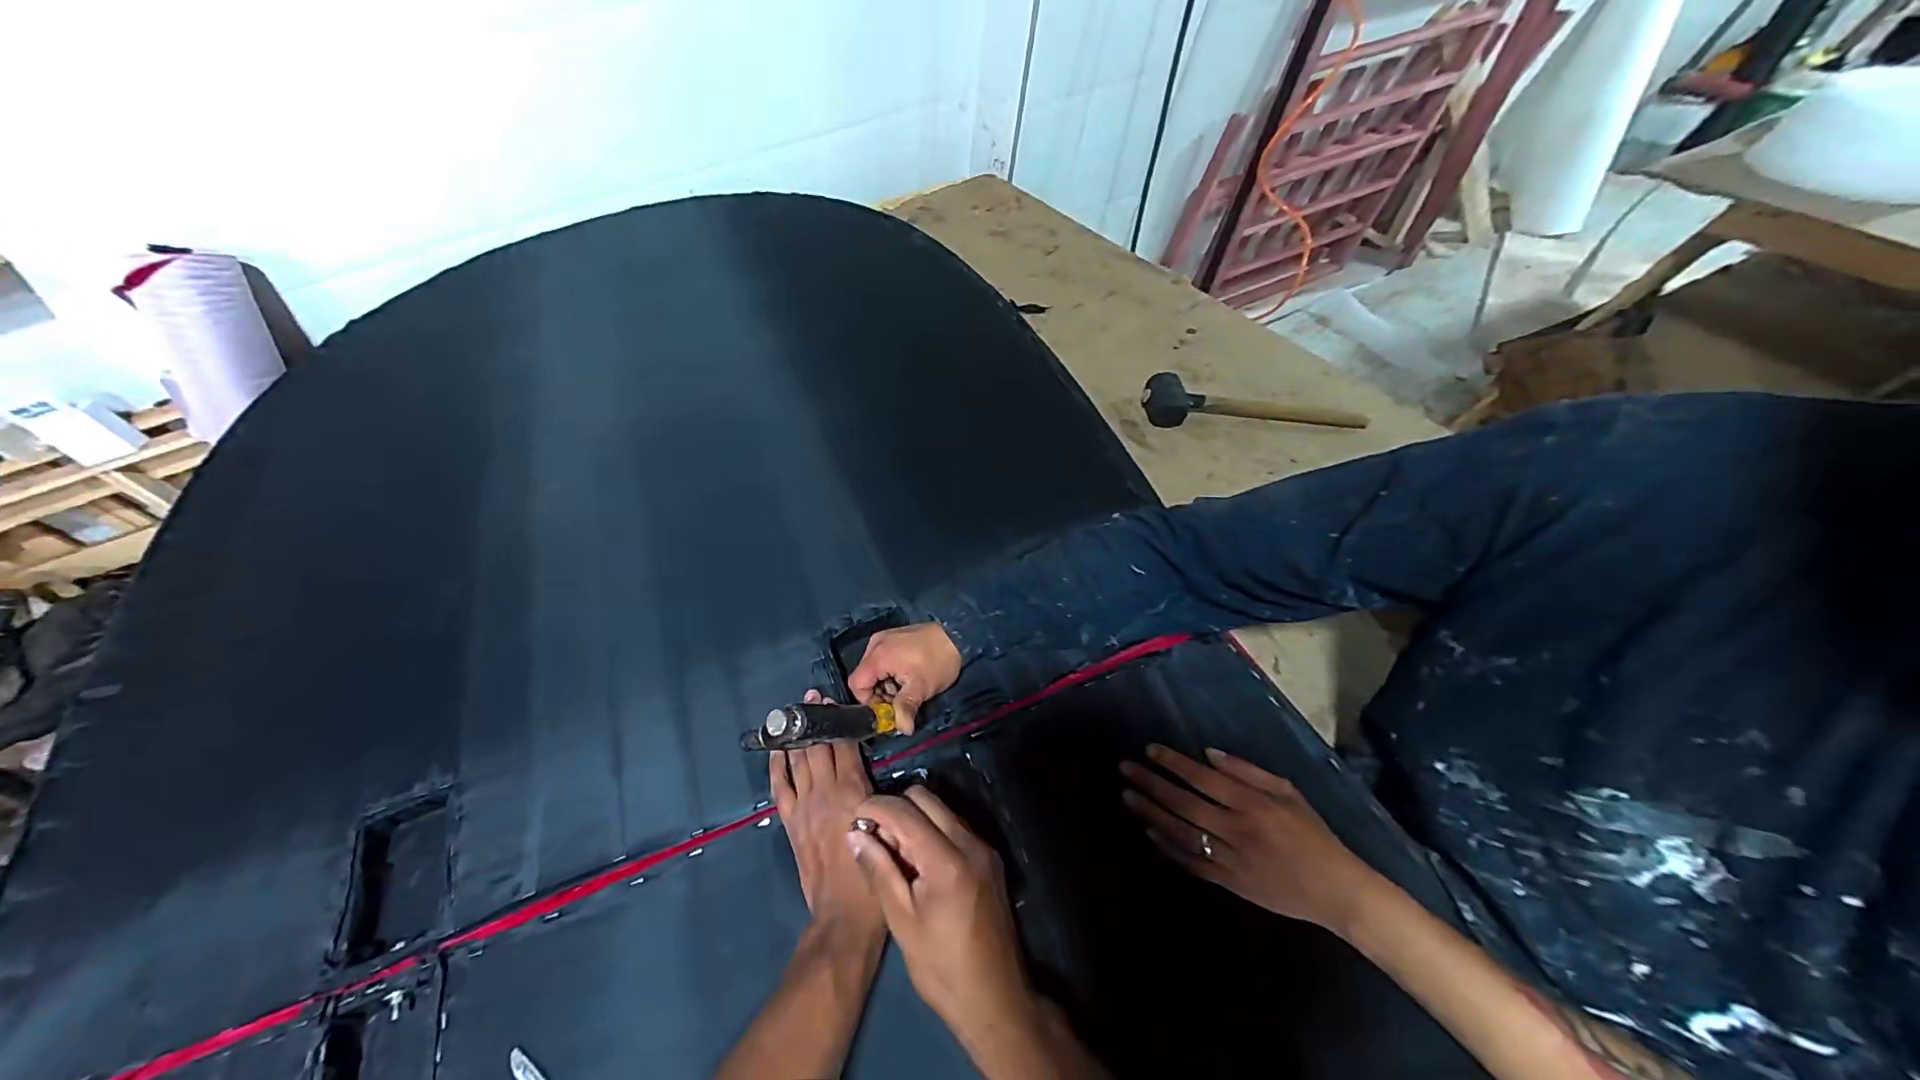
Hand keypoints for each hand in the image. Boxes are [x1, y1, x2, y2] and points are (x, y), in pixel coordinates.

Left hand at [769, 691, 882, 937]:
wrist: (844, 914)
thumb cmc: (875, 873)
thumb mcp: (886, 827)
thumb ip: (877, 798)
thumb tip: (870, 777)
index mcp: (853, 791)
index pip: (844, 747)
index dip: (840, 722)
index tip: (836, 702)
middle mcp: (825, 793)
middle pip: (819, 747)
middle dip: (815, 720)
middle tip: (813, 697)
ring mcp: (804, 807)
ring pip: (799, 761)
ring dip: (796, 735)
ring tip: (795, 711)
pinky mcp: (791, 822)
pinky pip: (780, 788)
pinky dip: (777, 766)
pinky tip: (776, 750)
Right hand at [844, 787, 1038, 1046]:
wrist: (995, 998)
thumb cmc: (941, 967)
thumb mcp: (901, 921)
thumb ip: (879, 870)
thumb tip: (855, 833)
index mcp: (947, 859)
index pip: (905, 811)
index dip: (875, 807)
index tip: (853, 817)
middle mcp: (970, 842)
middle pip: (925, 798)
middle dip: (894, 808)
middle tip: (873, 836)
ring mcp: (984, 848)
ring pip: (941, 809)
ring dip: (913, 818)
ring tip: (891, 851)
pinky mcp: (990, 858)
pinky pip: (954, 826)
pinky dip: (931, 830)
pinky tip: (916, 860)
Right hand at [846, 623, 961, 733]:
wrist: (958, 635)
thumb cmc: (937, 662)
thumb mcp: (921, 688)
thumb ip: (906, 708)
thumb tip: (903, 729)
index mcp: (877, 655)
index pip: (856, 684)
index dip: (868, 702)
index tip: (888, 709)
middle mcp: (875, 644)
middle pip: (865, 677)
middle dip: (879, 694)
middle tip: (900, 701)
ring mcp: (885, 637)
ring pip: (874, 669)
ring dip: (886, 684)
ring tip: (908, 688)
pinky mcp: (894, 636)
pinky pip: (882, 658)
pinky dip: (891, 671)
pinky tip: (909, 675)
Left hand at [1120, 745, 1384, 932]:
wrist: (1336, 891)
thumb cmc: (1314, 835)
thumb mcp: (1288, 792)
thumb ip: (1247, 771)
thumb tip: (1208, 754)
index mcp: (1252, 803)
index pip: (1202, 777)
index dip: (1173, 762)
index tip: (1149, 750)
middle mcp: (1236, 828)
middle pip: (1183, 802)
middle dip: (1151, 783)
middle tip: (1126, 769)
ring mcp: (1230, 858)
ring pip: (1180, 832)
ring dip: (1151, 812)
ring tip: (1128, 796)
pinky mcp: (1228, 882)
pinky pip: (1190, 862)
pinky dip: (1167, 847)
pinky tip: (1150, 832)